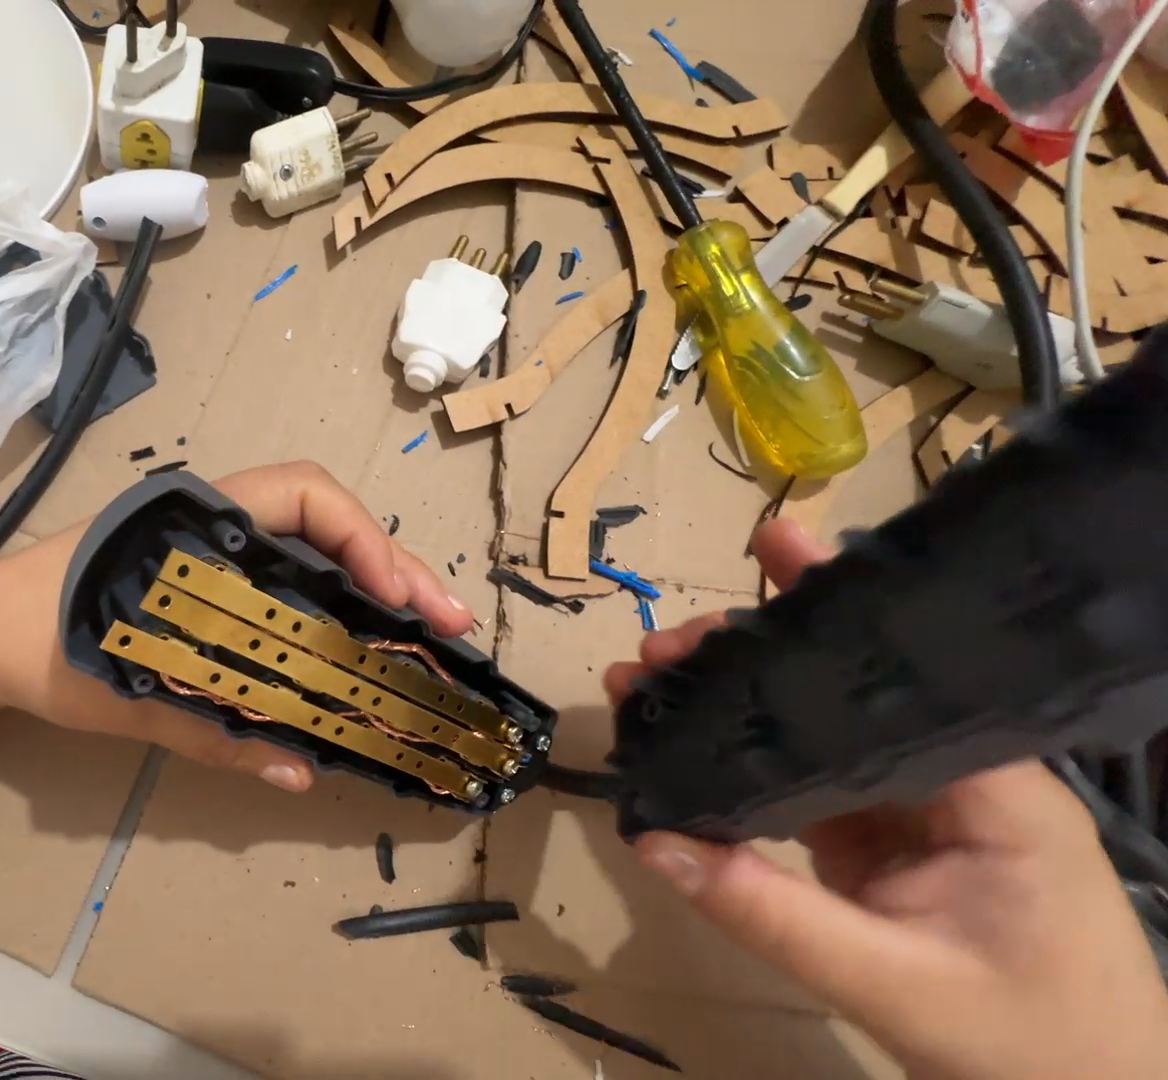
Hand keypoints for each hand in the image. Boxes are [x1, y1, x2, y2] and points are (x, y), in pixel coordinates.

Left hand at [0, 461, 472, 792]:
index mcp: (192, 521)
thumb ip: (214, 730)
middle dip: (389, 570)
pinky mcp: (201, 580)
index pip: (302, 497)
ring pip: (306, 555)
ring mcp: (209, 550)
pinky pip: (278, 582)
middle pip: (322, 526)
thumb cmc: (40, 645)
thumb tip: (301, 773)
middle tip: (445, 625)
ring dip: (364, 589)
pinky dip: (321, 607)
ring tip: (416, 634)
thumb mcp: (128, 689)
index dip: (364, 539)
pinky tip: (347, 642)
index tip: (402, 598)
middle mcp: (210, 523)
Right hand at [605, 519, 1167, 1079]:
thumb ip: (770, 913)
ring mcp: (904, 801)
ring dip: (727, 696)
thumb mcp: (892, 986)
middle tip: (655, 650)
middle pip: (840, 687)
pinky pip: (793, 771)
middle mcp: (949, 776)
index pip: (905, 676)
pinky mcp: (870, 827)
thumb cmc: (1031, 1051)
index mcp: (992, 792)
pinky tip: (677, 735)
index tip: (770, 550)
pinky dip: (732, 749)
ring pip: (806, 724)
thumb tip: (651, 840)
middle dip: (746, 652)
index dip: (835, 609)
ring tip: (645, 679)